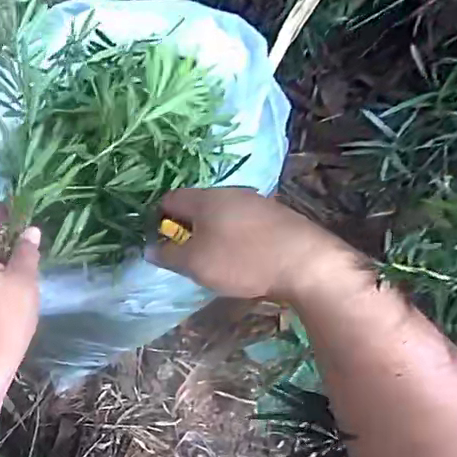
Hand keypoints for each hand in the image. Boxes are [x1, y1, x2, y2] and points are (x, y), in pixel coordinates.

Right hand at [150, 188, 368, 303]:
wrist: (306, 263)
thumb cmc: (242, 261)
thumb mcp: (195, 264)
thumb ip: (168, 255)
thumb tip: (150, 248)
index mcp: (205, 198)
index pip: (169, 199)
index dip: (157, 220)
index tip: (160, 244)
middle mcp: (230, 192)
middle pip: (196, 206)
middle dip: (185, 228)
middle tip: (185, 256)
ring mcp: (256, 202)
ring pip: (221, 214)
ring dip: (210, 233)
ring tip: (213, 260)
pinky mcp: (276, 216)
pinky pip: (242, 223)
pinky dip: (233, 237)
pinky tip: (241, 258)